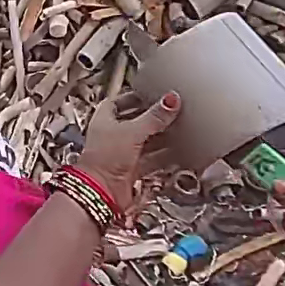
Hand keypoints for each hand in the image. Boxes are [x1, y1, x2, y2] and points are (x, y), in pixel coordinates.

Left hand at [73, 91, 180, 211]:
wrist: (101, 191)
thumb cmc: (105, 157)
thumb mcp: (132, 132)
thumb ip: (154, 117)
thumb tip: (171, 100)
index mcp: (104, 119)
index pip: (119, 102)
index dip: (135, 97)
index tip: (154, 94)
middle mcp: (112, 136)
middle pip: (136, 122)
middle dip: (154, 118)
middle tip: (174, 111)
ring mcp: (122, 154)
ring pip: (146, 141)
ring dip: (163, 137)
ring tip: (183, 129)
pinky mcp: (132, 170)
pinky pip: (152, 160)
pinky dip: (166, 156)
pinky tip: (181, 152)